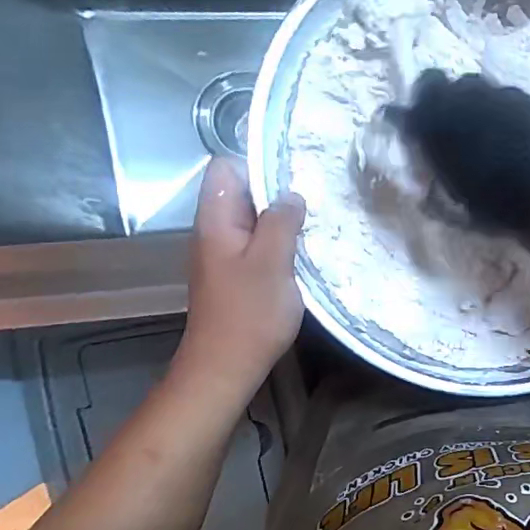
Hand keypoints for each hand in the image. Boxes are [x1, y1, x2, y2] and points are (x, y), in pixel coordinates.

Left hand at [170, 158, 304, 406]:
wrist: (226, 365)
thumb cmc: (249, 313)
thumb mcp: (271, 262)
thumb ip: (281, 222)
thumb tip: (291, 195)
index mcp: (216, 221)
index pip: (226, 168)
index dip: (258, 164)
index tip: (295, 174)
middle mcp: (215, 232)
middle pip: (242, 193)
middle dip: (276, 193)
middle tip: (314, 202)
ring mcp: (224, 255)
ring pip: (253, 221)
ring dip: (281, 221)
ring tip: (314, 226)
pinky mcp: (236, 275)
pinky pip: (258, 245)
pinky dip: (279, 244)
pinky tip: (302, 255)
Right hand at [387, 70, 529, 251]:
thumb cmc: (495, 202)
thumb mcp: (453, 194)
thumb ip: (434, 168)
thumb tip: (423, 160)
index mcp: (436, 120)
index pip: (407, 107)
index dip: (406, 117)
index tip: (408, 128)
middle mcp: (460, 97)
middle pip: (435, 83)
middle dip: (434, 99)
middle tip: (440, 123)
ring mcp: (493, 93)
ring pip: (469, 85)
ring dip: (465, 100)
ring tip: (474, 125)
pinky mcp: (521, 97)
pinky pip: (498, 95)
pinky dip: (493, 107)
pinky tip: (503, 128)